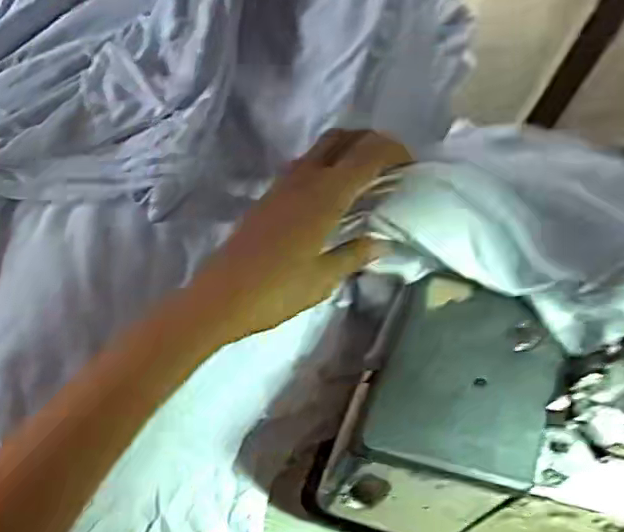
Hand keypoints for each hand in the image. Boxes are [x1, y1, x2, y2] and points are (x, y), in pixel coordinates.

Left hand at [183, 128, 411, 341]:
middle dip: (368, 143)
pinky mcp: (259, 205)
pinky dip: (317, 174)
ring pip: (316, 153)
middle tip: (383, 170)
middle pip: (342, 138)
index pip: (371, 151)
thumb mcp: (321, 280)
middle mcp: (302, 180)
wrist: (214, 302)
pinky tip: (319, 204)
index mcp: (326, 193)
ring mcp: (276, 190)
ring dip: (340, 157)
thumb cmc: (272, 293)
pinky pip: (296, 174)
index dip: (396, 152)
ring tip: (353, 187)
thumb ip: (352, 256)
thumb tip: (378, 242)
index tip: (409, 170)